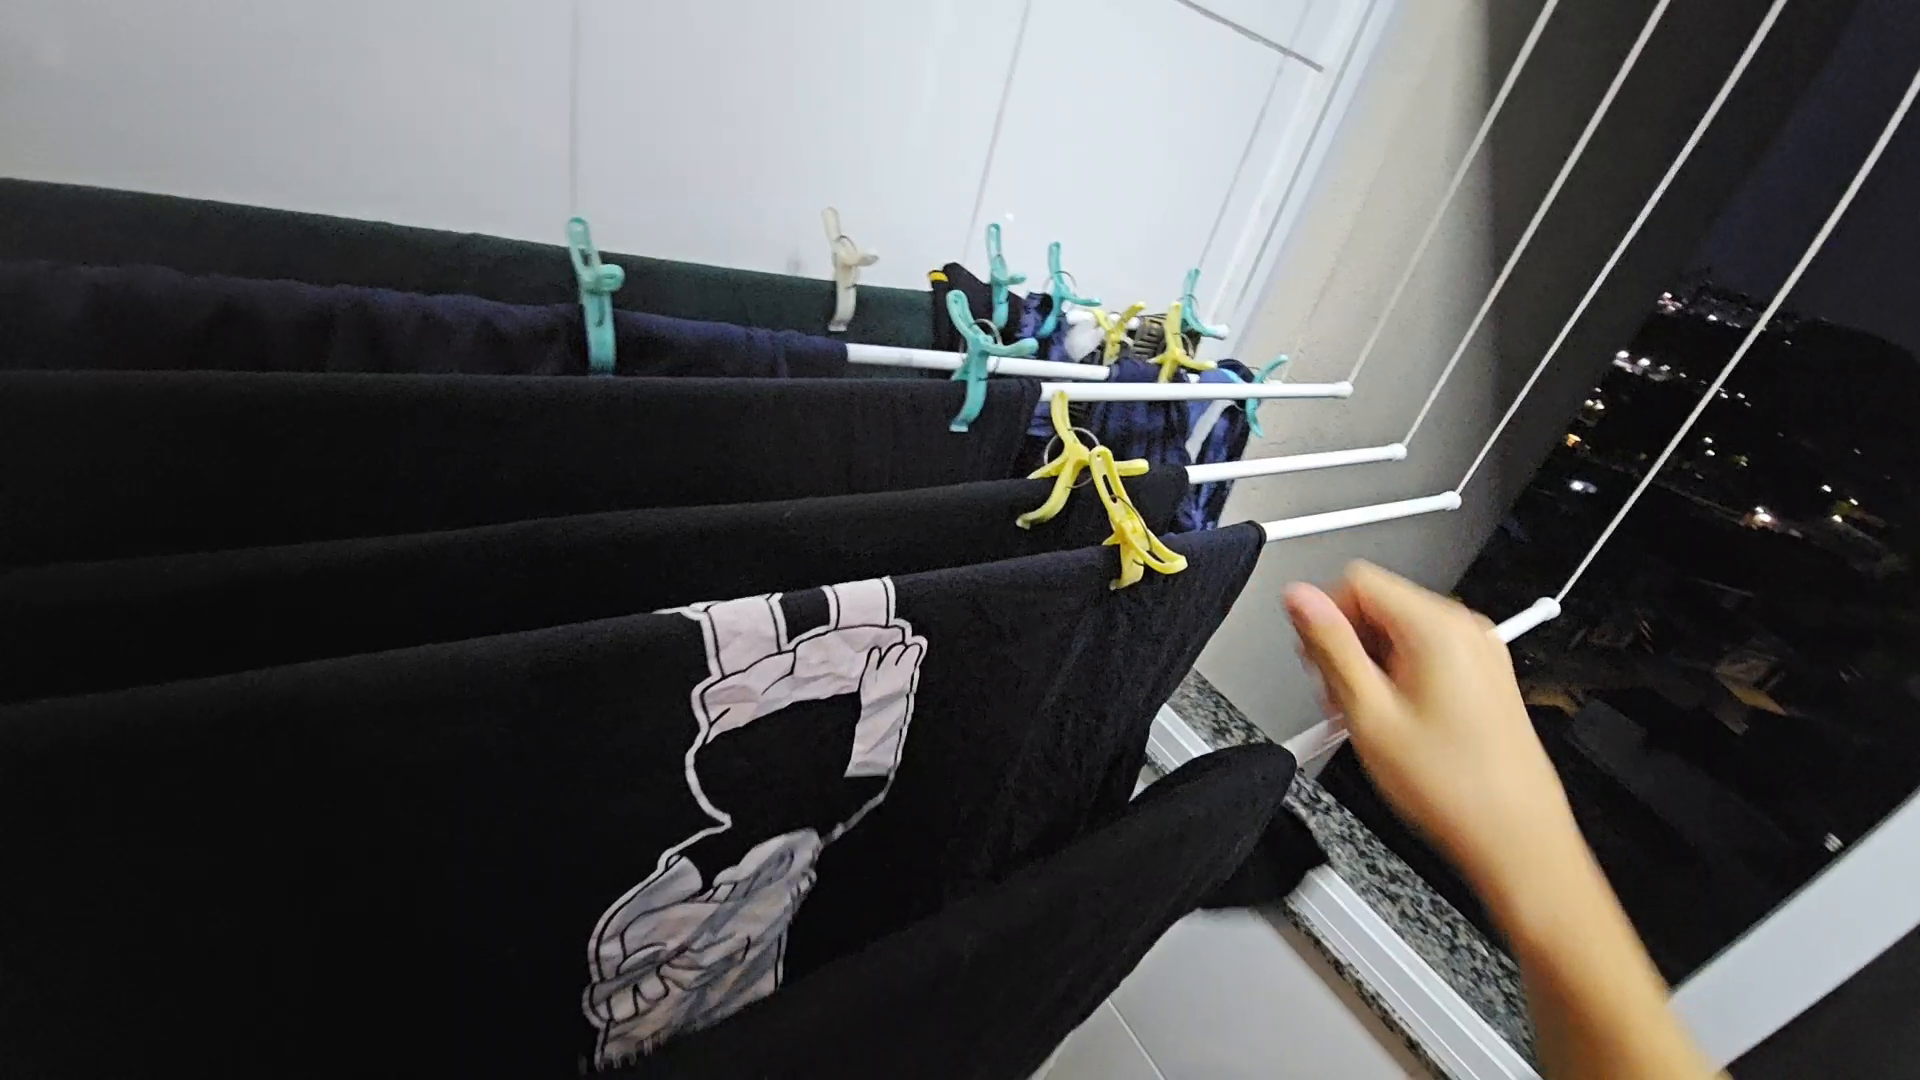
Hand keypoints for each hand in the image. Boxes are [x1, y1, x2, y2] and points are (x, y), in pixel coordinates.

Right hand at [1284, 562, 1583, 907]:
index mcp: (1438, 630)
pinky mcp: (1481, 677)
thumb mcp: (1367, 713)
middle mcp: (1466, 632)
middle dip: (1344, 645)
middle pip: (1376, 605)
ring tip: (1362, 715)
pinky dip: (1392, 677)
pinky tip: (1387, 720)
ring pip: (1393, 632)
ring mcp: (1478, 654)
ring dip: (1364, 665)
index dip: (1324, 616)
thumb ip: (1329, 646)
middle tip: (1336, 694)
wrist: (1516, 842)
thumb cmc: (1453, 789)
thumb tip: (1299, 598)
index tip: (1316, 656)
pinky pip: (1419, 654)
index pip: (1357, 580)